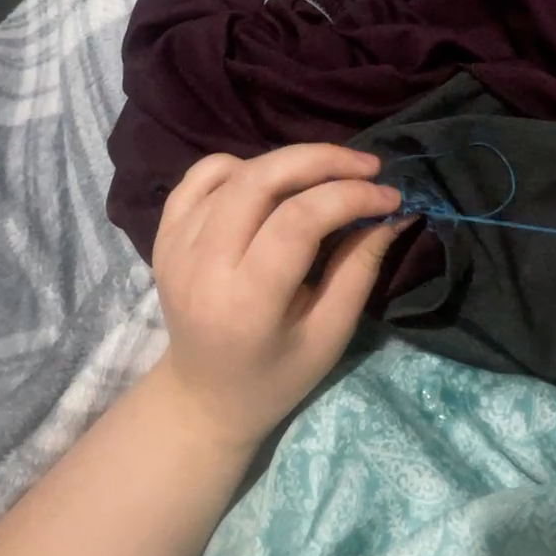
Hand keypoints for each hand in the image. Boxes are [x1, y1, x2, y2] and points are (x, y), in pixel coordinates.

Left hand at [151, 144, 407, 447]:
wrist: (203, 396)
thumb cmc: (276, 377)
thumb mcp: (329, 334)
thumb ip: (359, 268)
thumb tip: (392, 211)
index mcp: (245, 302)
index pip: (297, 221)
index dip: (349, 196)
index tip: (390, 196)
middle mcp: (201, 265)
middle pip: (260, 180)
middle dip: (322, 160)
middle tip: (367, 166)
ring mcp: (175, 245)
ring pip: (232, 171)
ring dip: (287, 162)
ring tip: (326, 177)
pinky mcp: (163, 234)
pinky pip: (200, 176)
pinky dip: (240, 166)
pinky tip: (270, 185)